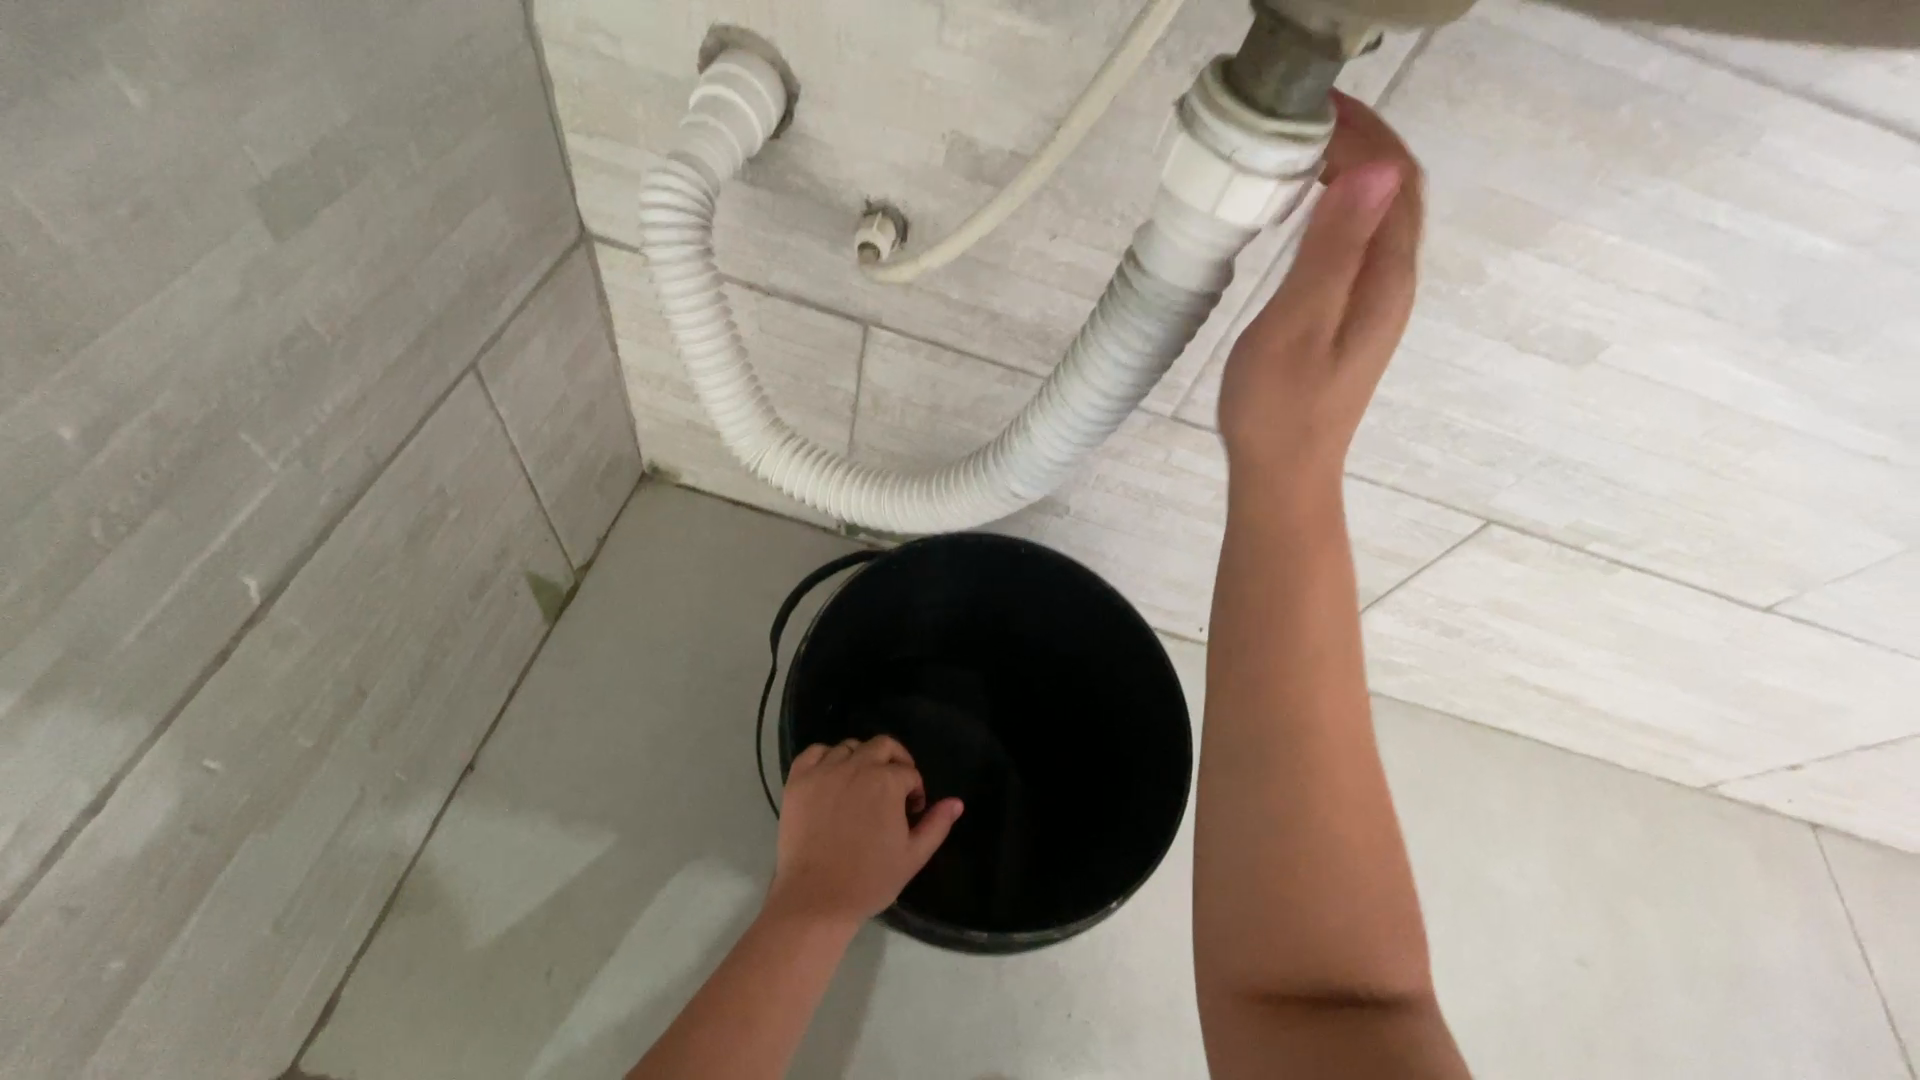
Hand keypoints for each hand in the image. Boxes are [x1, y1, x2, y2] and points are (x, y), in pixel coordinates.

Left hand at [766, 736, 963, 927]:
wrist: (816, 899)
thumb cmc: (869, 880)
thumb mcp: (913, 856)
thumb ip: (936, 824)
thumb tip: (956, 802)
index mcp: (887, 782)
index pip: (909, 773)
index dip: (915, 791)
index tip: (911, 813)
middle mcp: (856, 767)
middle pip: (883, 746)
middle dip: (895, 762)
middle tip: (894, 789)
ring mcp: (824, 772)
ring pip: (849, 747)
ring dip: (862, 759)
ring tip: (862, 786)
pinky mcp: (798, 781)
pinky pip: (814, 752)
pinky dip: (826, 757)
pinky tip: (832, 777)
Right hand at [1218, 91, 1424, 491]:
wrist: (1284, 474)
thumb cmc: (1279, 408)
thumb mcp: (1297, 325)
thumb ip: (1332, 252)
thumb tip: (1373, 170)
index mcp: (1384, 279)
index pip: (1392, 179)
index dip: (1363, 131)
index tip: (1312, 103)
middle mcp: (1391, 284)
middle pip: (1394, 191)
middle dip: (1359, 141)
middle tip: (1301, 117)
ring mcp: (1374, 304)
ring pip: (1377, 216)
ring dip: (1349, 172)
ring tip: (1299, 151)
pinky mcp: (1352, 319)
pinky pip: (1357, 243)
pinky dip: (1336, 208)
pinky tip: (1301, 213)